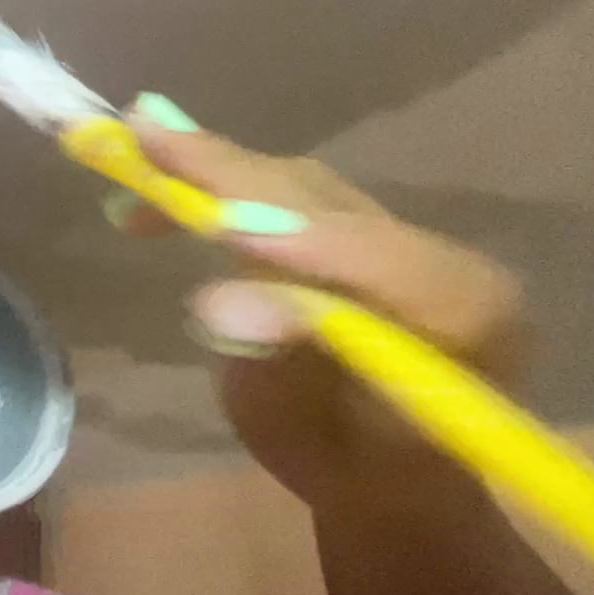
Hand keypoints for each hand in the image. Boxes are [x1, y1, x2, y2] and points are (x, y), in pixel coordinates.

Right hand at [110, 94, 527, 520]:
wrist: (366, 456)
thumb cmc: (339, 460)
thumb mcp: (306, 428)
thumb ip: (276, 364)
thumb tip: (218, 310)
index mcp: (463, 324)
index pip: (395, 266)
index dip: (312, 242)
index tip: (225, 229)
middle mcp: (430, 258)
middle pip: (323, 202)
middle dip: (227, 173)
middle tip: (142, 134)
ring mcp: (380, 231)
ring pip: (287, 181)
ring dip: (203, 167)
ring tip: (130, 151)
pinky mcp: (333, 221)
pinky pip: (265, 185)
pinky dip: (199, 180)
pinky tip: (142, 194)